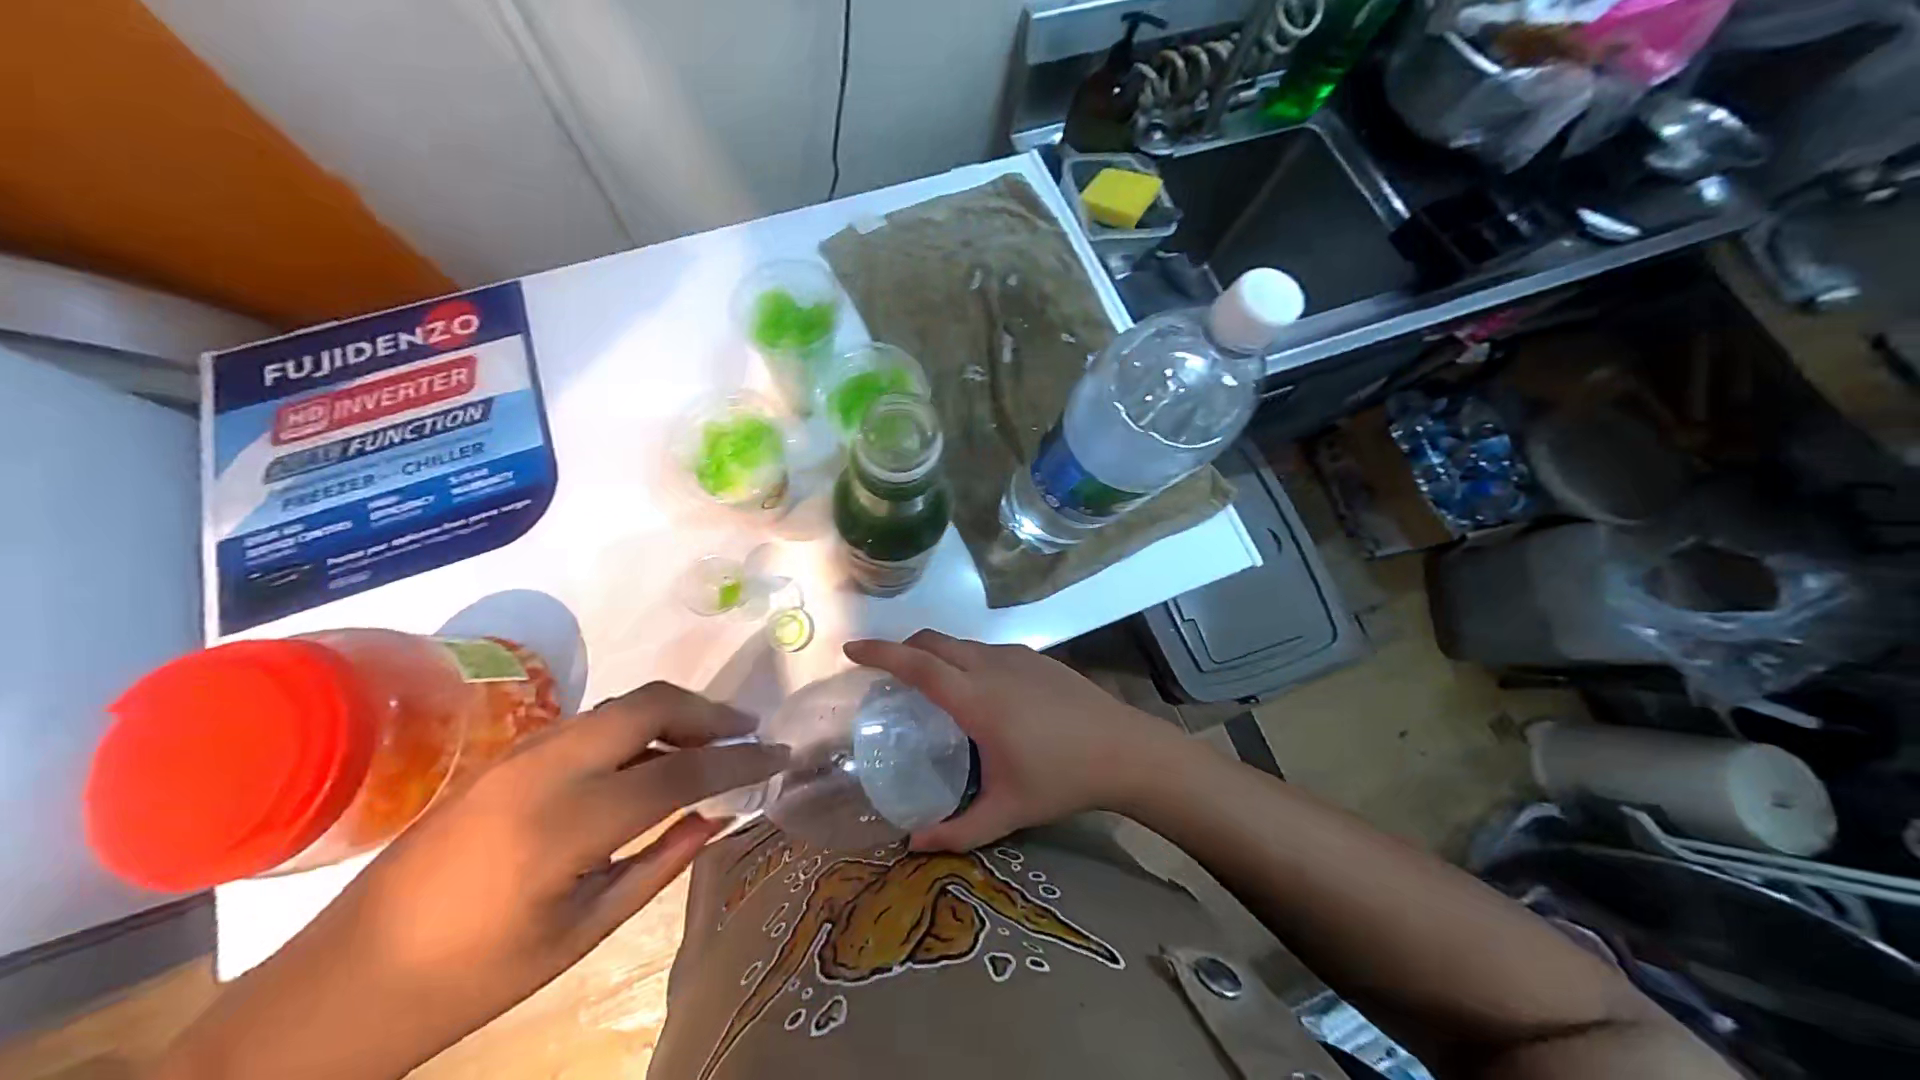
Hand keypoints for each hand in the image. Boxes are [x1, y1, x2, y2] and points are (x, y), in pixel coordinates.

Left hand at [158, 683, 783, 1079]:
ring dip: (673, 714)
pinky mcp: (502, 755)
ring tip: (709, 742)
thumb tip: (718, 815)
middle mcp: (544, 768)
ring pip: (619, 703)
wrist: (344, 983)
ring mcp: (518, 753)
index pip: (679, 771)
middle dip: (709, 712)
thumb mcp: (582, 932)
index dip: (740, 760)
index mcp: (565, 825)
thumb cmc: (471, 978)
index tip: (781, 755)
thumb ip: (660, 863)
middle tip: (747, 734)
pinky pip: (589, 721)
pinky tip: (649, 757)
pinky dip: (634, 726)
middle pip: (650, 705)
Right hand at [844, 630, 1190, 852]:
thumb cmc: (1064, 779)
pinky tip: (975, 692)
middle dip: (902, 648)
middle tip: (884, 675)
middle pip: (933, 642)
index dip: (880, 653)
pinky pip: (985, 649)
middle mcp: (991, 666)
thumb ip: (958, 831)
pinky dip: (963, 658)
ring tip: (927, 687)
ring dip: (934, 654)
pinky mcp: (1036, 657)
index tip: (851, 650)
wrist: (1126, 749)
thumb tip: (913, 844)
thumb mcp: (1008, 811)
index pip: (917, 665)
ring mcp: (1016, 656)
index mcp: (977, 699)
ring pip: (960, 643)